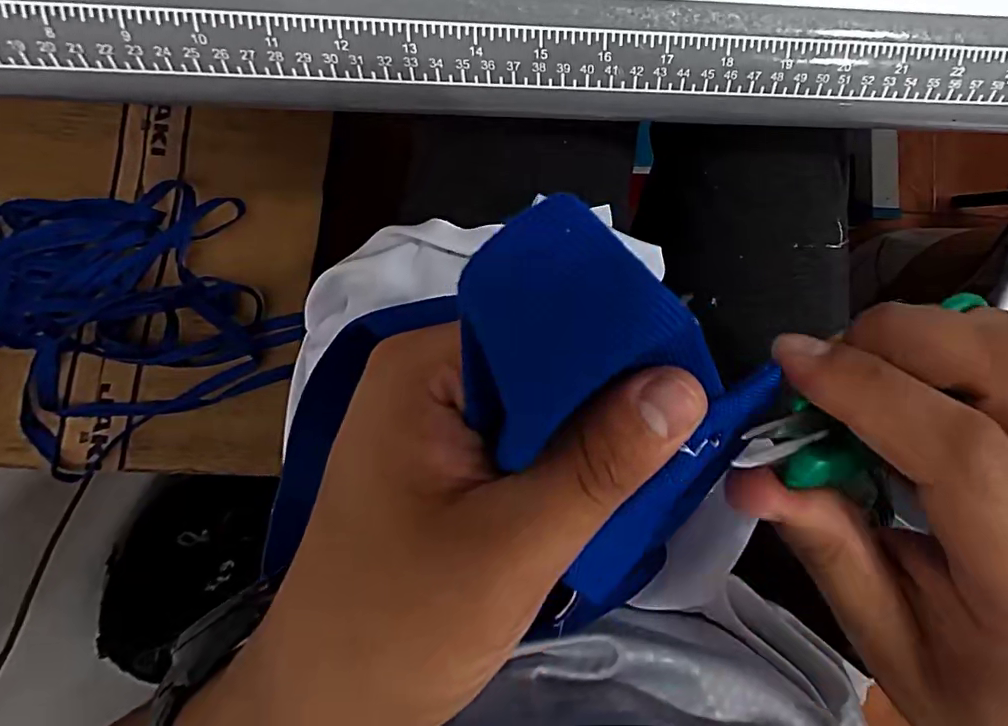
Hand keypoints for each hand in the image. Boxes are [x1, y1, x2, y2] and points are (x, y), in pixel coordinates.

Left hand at [182, 322, 708, 725]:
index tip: (684, 369)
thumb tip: (685, 386)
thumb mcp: (511, 546)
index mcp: (425, 362)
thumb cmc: (395, 629)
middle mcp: (433, 370)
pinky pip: (532, 430)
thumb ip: (599, 462)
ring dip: (597, 425)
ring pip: (547, 396)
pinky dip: (574, 451)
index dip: (614, 340)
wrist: (320, 714)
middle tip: (687, 414)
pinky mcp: (457, 451)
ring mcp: (442, 412)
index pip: (539, 320)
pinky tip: (613, 472)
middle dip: (612, 389)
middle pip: (546, 356)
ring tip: (662, 443)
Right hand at [729, 304, 1007, 725]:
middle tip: (835, 360)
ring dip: (937, 332)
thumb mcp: (879, 638)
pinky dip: (962, 341)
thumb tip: (751, 475)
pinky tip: (920, 379)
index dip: (866, 389)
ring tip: (874, 369)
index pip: (966, 455)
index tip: (792, 362)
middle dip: (907, 337)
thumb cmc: (968, 692)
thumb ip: (821, 543)